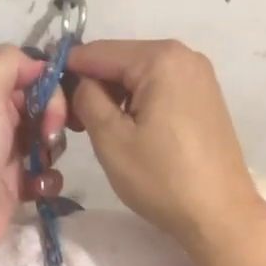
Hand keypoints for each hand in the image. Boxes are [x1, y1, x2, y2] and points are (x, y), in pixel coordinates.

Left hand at [0, 45, 69, 253]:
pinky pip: (43, 175)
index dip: (47, 86)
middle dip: (54, 119)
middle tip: (49, 138)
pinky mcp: (15, 188)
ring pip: (46, 141)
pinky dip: (47, 180)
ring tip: (41, 167)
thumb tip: (36, 62)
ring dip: (53, 151)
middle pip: (41, 107)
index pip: (28, 76)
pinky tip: (38, 189)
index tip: (54, 104)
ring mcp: (6, 156)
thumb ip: (8, 64)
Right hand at [66, 40, 264, 248]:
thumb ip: (87, 101)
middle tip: (72, 125)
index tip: (46, 97)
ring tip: (100, 134)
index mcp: (160, 58)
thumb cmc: (162, 179)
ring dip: (115, 98)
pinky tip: (130, 134)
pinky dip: (138, 105)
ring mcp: (199, 77)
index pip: (99, 52)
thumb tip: (79, 83)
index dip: (67, 70)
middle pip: (122, 61)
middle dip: (93, 86)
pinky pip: (160, 91)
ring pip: (140, 77)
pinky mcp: (205, 99)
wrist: (219, 214)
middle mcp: (184, 56)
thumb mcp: (112, 141)